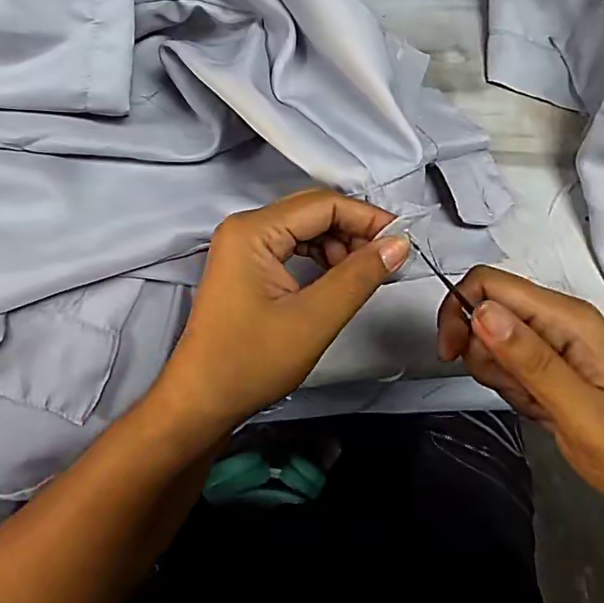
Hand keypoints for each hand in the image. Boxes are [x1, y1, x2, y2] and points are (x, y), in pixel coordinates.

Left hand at [150, 189, 409, 431]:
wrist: (202, 398)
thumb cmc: (247, 362)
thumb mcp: (314, 319)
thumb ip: (359, 276)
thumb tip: (396, 244)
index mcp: (252, 231)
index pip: (322, 204)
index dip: (366, 218)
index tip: (401, 239)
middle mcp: (244, 228)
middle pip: (312, 210)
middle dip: (353, 229)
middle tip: (388, 256)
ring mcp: (242, 245)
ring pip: (304, 226)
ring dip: (338, 243)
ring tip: (364, 273)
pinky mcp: (245, 263)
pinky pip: (291, 244)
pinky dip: (319, 256)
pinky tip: (338, 277)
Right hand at [437, 265, 603, 531]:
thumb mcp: (587, 416)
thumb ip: (532, 361)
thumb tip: (482, 311)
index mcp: (569, 319)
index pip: (491, 283)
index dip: (461, 308)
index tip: (451, 353)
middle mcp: (557, 322)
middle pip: (484, 306)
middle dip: (477, 346)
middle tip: (504, 388)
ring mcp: (552, 344)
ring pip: (488, 336)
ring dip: (493, 371)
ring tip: (532, 404)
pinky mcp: (546, 366)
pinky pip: (502, 361)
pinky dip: (505, 385)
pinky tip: (535, 408)